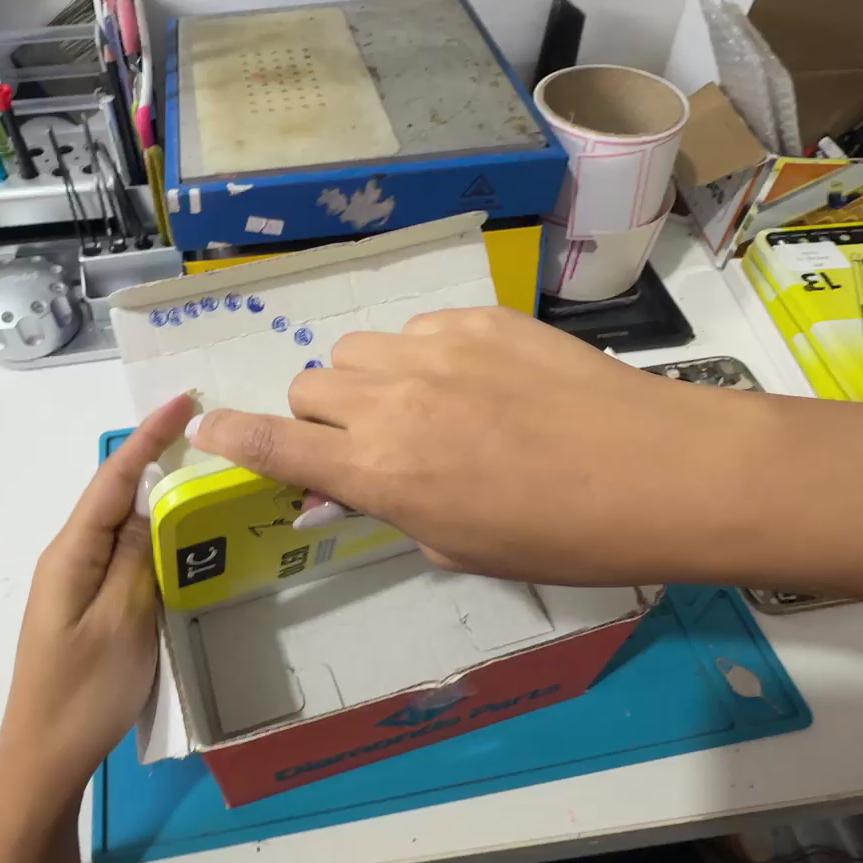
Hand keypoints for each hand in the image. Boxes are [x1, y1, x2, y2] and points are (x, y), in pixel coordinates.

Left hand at [0, 393, 194, 796]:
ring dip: (159, 498)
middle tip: (209, 440)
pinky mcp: (90, 603)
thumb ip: (138, 558)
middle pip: (115, 493)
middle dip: (156, 458)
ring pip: (122, 524)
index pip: (113, 477)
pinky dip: (154, 536)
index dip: (148, 435)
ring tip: (205, 479)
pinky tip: (182, 540)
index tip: (183, 401)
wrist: (44, 760)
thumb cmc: (84, 692)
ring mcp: (79, 581)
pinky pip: (124, 554)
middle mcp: (71, 556)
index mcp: (73, 552)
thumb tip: (152, 505)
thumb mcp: (122, 622)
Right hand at [189, 308, 776, 586]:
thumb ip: (388, 506)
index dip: (232, 438)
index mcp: (381, 470)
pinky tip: (474, 379)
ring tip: (423, 404)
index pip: (275, 446)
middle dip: (321, 416)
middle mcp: (390, 402)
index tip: (205, 429)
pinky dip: (422, 356)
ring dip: (368, 382)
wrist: (657, 470)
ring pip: (356, 351)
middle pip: (308, 385)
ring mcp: (432, 350)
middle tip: (367, 439)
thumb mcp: (458, 544)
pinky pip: (415, 331)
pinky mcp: (475, 317)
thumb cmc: (559, 535)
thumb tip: (345, 485)